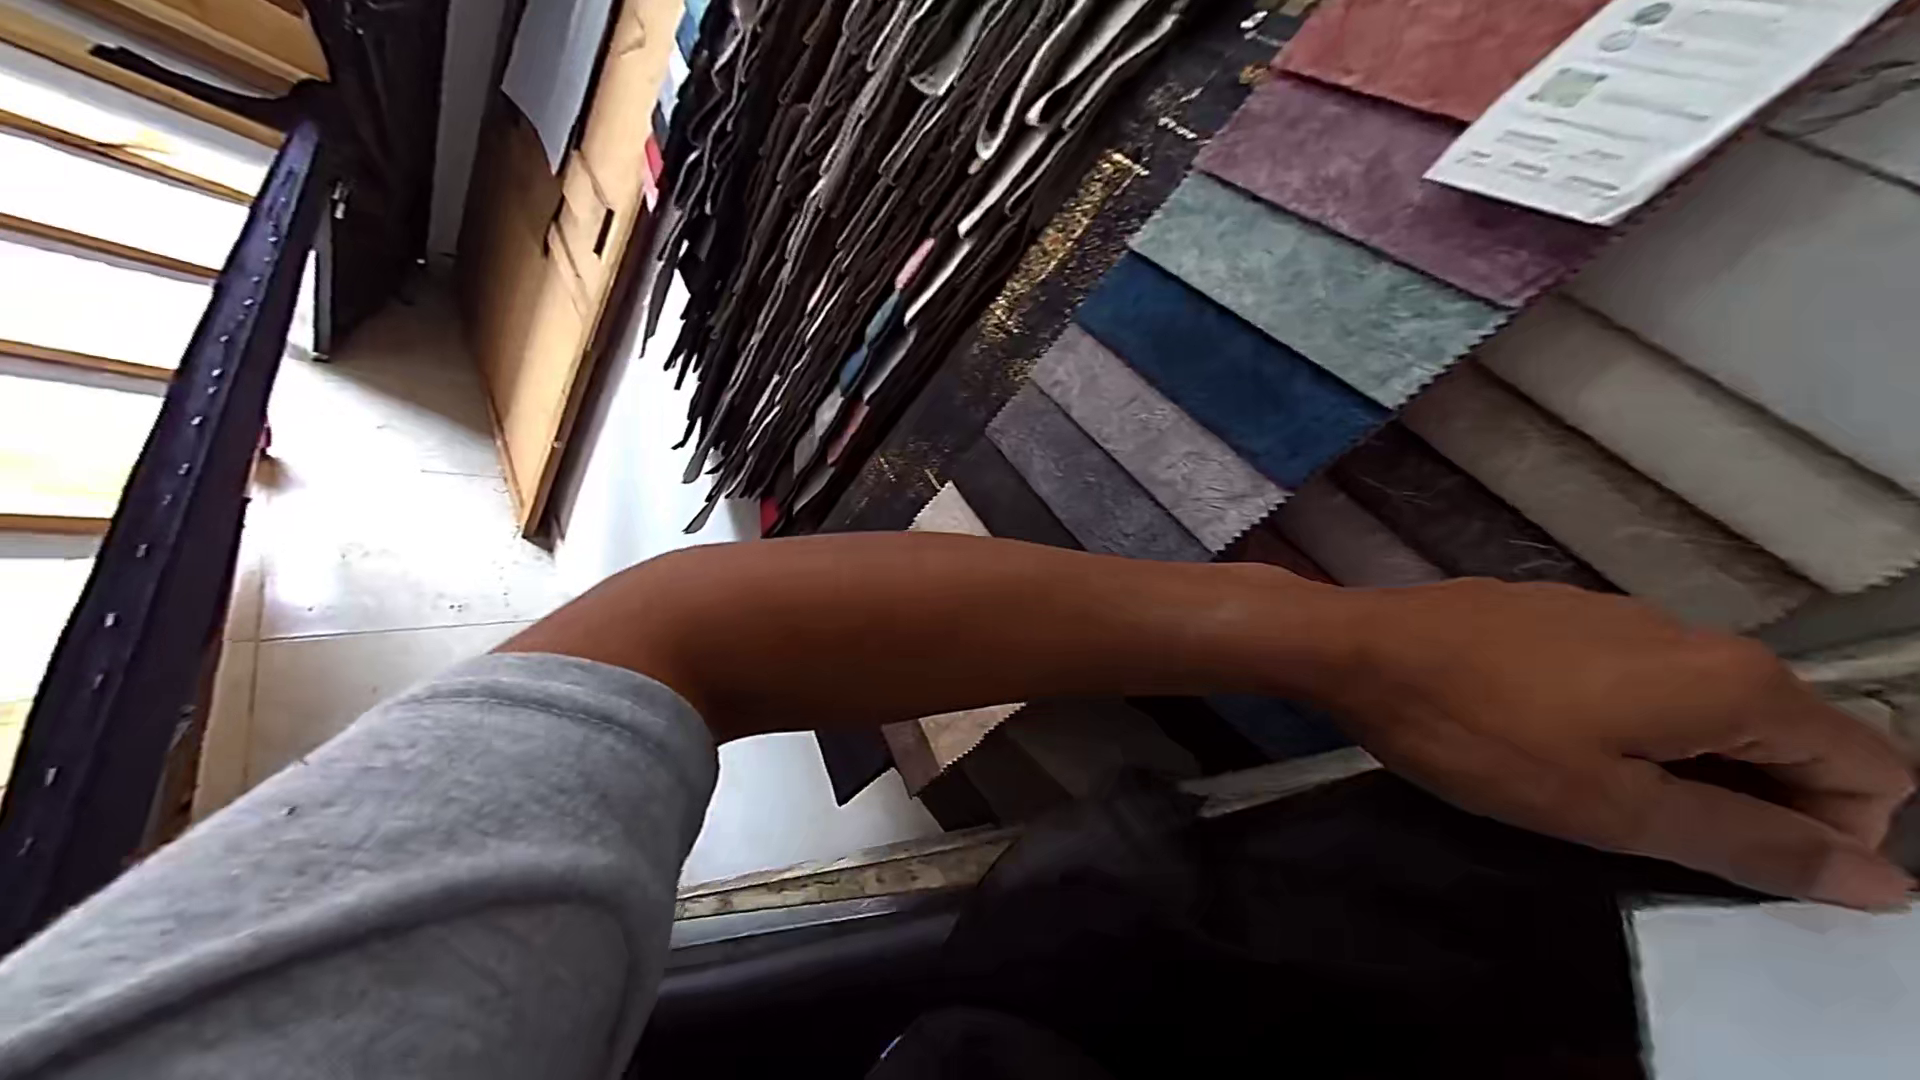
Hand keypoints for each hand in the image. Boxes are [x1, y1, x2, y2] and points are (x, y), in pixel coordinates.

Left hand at [1318, 579, 1915, 908]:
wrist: (1354, 647)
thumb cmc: (1475, 729)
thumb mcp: (1611, 806)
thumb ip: (1748, 841)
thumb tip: (1884, 880)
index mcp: (1733, 678)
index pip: (1870, 773)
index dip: (1823, 833)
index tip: (1719, 853)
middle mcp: (1683, 630)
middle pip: (1777, 731)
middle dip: (1732, 793)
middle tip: (1631, 821)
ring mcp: (1603, 611)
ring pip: (1685, 701)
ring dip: (1659, 755)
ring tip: (1569, 777)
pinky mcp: (1540, 610)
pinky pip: (1613, 672)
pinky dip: (1602, 714)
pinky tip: (1528, 727)